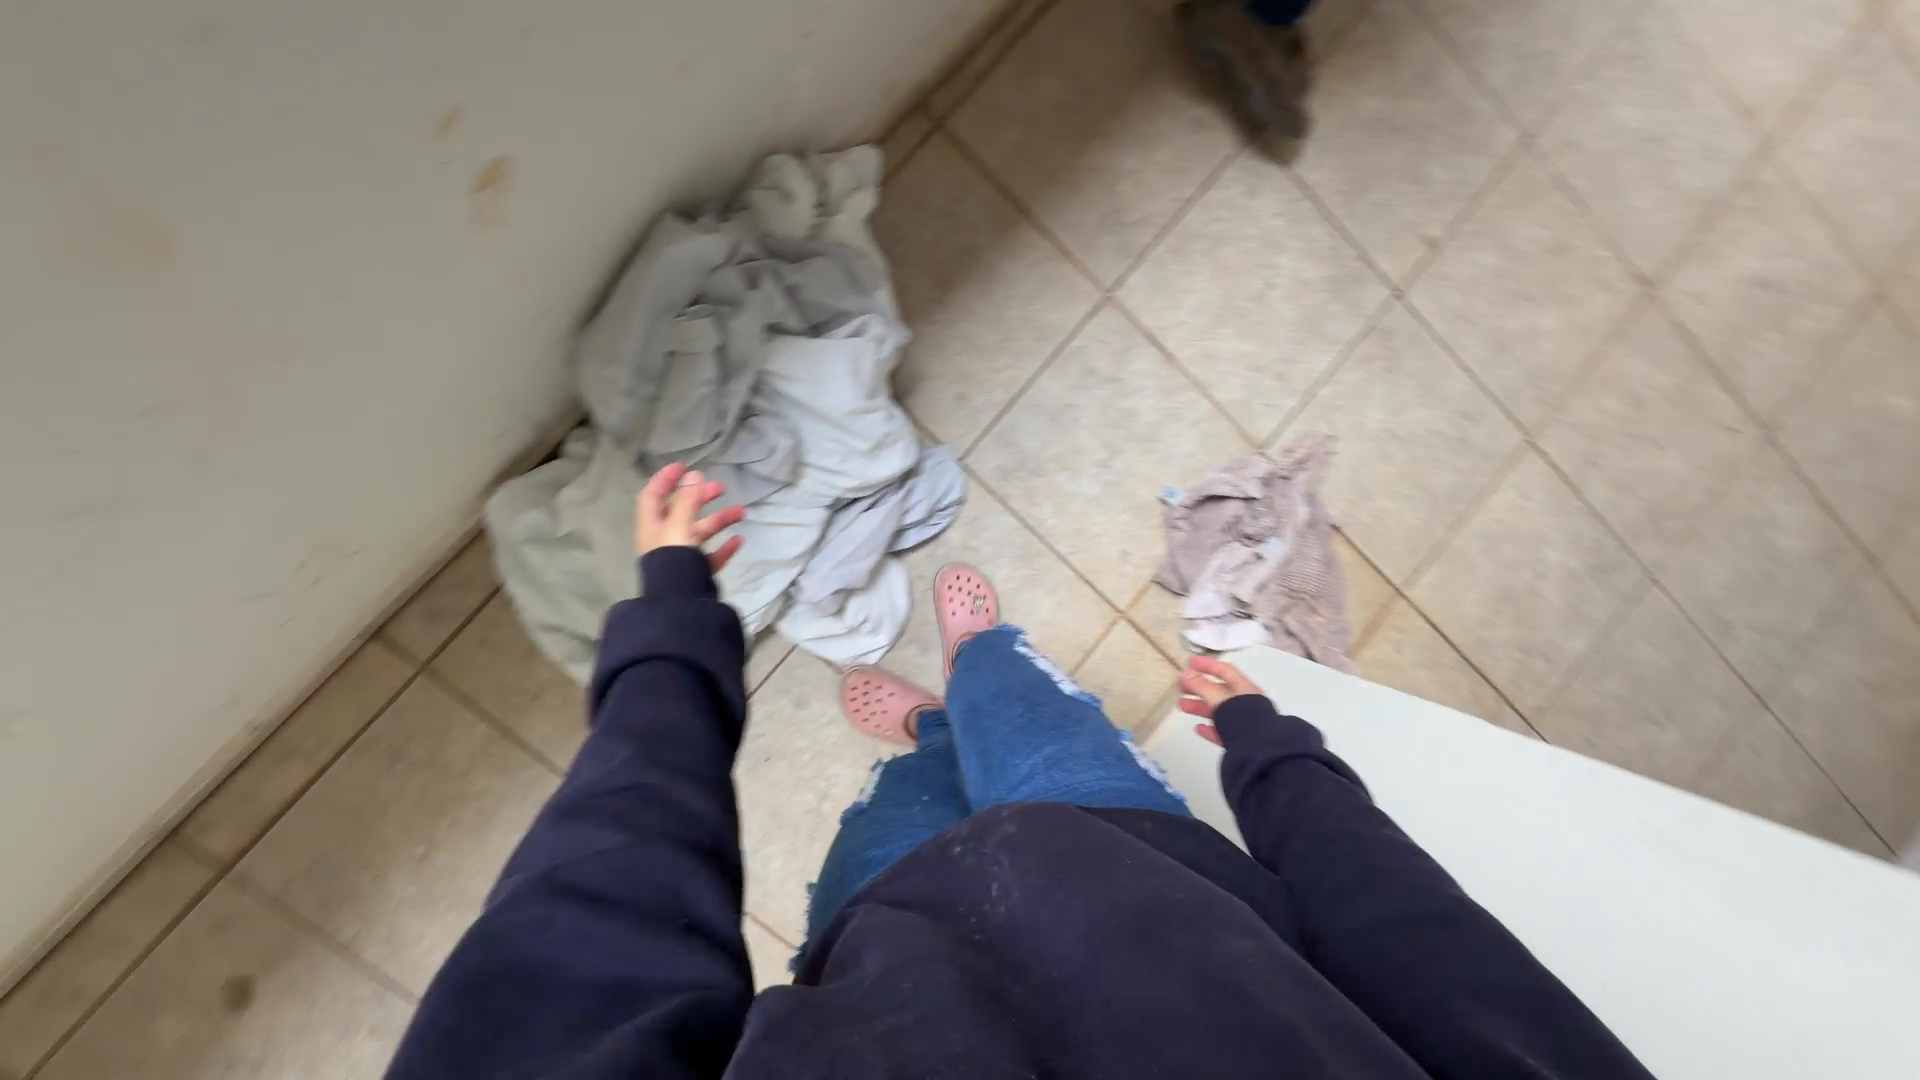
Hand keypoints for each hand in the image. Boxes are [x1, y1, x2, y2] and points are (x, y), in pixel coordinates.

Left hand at [634, 463, 745, 573]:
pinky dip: (724, 547)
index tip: (684, 466)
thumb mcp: (679, 524)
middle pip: (681, 511)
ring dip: (720, 519)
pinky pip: (711, 556)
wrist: (678, 602)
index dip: (665, 478)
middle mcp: (665, 539)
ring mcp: (682, 556)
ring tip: (741, 512)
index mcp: (653, 525)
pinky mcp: (696, 572)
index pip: (653, 495)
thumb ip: (688, 500)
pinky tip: (738, 541)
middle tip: (720, 487)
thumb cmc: (673, 558)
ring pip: (701, 532)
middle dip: (700, 497)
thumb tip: (695, 476)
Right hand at [1178, 655, 1260, 747]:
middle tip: (1180, 687)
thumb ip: (1201, 686)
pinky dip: (1209, 727)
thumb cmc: (1240, 716)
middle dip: (1198, 687)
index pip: (1224, 670)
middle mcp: (1245, 702)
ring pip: (1218, 710)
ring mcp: (1243, 722)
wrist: (1258, 748)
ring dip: (1199, 706)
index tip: (1188, 663)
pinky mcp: (1239, 739)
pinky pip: (1221, 730)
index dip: (1206, 665)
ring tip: (1181, 706)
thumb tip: (1185, 674)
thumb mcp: (1218, 697)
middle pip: (1218, 691)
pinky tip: (1198, 728)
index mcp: (1244, 688)